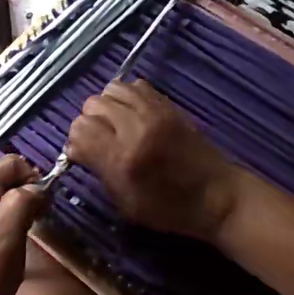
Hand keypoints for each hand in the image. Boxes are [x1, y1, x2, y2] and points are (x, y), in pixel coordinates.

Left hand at [0, 155, 48, 294]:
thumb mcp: (6, 233)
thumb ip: (23, 201)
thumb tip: (40, 186)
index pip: (8, 163)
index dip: (31, 174)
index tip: (44, 199)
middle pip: (8, 178)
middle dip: (30, 189)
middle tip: (42, 213)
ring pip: (9, 198)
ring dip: (27, 206)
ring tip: (36, 225)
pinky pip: (6, 216)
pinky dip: (21, 220)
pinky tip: (26, 237)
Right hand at [66, 81, 238, 239]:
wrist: (218, 195)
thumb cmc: (169, 209)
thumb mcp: (126, 203)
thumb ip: (99, 170)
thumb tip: (76, 148)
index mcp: (123, 158)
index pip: (80, 129)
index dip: (75, 142)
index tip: (82, 154)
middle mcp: (136, 127)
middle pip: (92, 104)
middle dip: (89, 122)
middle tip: (99, 140)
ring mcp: (155, 111)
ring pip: (112, 88)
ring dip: (107, 106)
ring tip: (115, 125)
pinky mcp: (169, 104)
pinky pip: (136, 85)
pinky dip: (127, 97)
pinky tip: (132, 115)